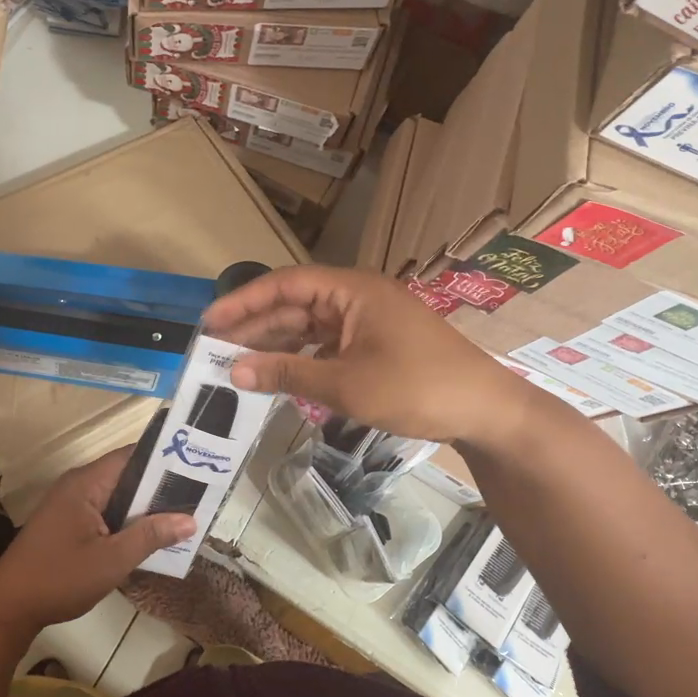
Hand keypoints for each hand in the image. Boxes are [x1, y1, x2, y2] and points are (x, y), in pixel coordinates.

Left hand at [0, 447, 195, 634]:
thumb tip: (190, 519)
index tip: (197, 465)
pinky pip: (104, 512)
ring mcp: (70, 505)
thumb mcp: (112, 560)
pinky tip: (150, 537)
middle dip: (159, 487)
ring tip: (184, 515)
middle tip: (199, 495)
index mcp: (86, 483)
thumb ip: (150, 536)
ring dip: (144, 508)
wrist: (8, 607)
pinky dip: (126, 521)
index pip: (131, 456)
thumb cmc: (60, 578)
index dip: (163, 460)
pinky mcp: (67, 524)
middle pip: (126, 475)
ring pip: (116, 497)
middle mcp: (78, 485)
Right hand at [201, 264, 545, 447]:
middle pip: (295, 304)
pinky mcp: (377, 345)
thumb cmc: (417, 387)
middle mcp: (357, 298)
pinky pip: (327, 344)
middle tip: (214, 349)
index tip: (210, 322)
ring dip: (276, 344)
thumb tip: (234, 371)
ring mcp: (369, 322)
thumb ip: (287, 374)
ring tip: (237, 364)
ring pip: (310, 326)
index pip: (285, 284)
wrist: (488, 412)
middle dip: (255, 326)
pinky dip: (301, 358)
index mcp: (352, 290)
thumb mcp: (345, 384)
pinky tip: (278, 375)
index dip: (244, 301)